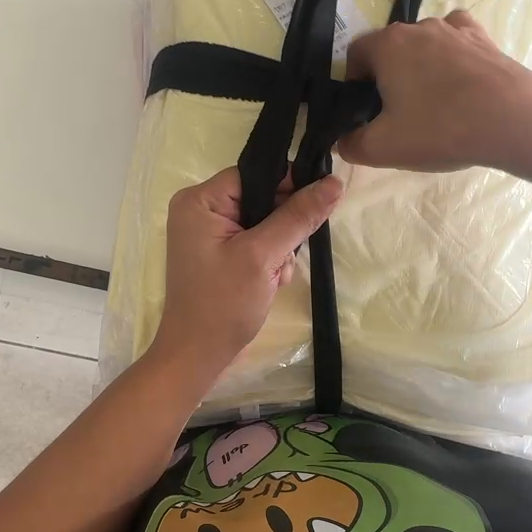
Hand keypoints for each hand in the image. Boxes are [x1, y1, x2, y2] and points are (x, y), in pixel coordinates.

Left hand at [150, 167, 343, 376]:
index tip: (315, 208)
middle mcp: (200, 210)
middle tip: (285, 257)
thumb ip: (298, 217)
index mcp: (199, 201)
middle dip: (282, 228)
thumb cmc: (223, 304)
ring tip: (275, 276)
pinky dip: (269, 261)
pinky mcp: (218, 255)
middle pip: (261, 198)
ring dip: (279, 249)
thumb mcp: (263, 257)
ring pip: (263, 223)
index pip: (255, 175)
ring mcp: (208, 234)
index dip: (288, 187)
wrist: (198, 356)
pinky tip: (270, 283)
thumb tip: (334, 182)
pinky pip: (255, 243)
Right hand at [339, 10, 531, 175]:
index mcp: (387, 45)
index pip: (354, 56)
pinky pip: (456, 42)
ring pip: (423, 47)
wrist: (515, 121)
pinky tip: (458, 83)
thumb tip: (343, 140)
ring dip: (420, 70)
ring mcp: (455, 29)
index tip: (366, 114)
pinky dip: (451, 58)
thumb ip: (351, 144)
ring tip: (433, 107)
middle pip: (389, 51)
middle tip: (398, 118)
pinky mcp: (484, 39)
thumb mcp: (382, 148)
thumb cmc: (441, 130)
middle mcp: (418, 27)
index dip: (353, 87)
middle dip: (386, 80)